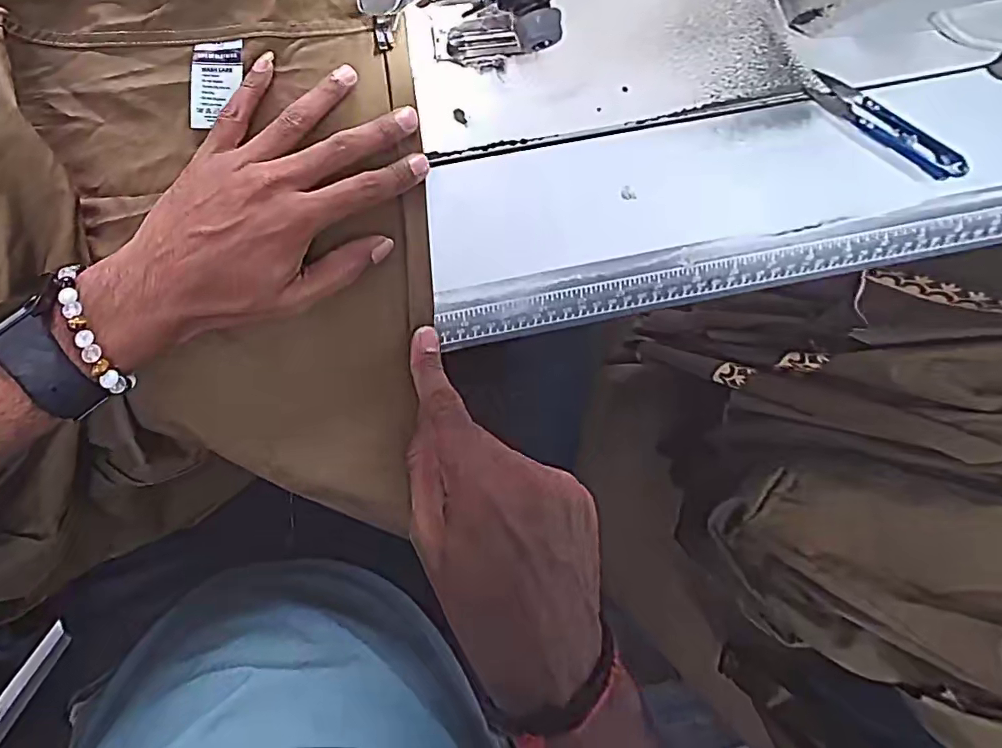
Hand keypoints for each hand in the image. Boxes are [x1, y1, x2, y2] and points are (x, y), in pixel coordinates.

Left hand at [71, 54, 427, 369]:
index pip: (362, 189)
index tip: (417, 163)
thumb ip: (339, 270)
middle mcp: (275, 182)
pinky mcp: (212, 158)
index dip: (396, 175)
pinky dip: (250, 87)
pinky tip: (264, 64)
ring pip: (293, 121)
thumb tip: (377, 247)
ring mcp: (242, 165)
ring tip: (347, 77)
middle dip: (378, 131)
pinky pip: (234, 114)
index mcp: (297, 218)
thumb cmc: (220, 297)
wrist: (160, 287)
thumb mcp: (290, 299)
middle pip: (339, 148)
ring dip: (324, 97)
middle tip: (403, 115)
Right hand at [406, 327, 606, 717]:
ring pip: (504, 456)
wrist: (555, 662)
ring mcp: (557, 482)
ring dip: (493, 478)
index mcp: (476, 484)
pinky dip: (521, 491)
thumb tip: (425, 430)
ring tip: (497, 532)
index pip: (446, 412)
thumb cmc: (480, 609)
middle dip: (459, 458)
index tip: (424, 339)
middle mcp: (523, 472)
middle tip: (458, 508)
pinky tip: (524, 533)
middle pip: (474, 438)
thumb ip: (423, 476)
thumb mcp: (430, 545)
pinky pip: (533, 474)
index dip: (431, 374)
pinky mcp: (578, 493)